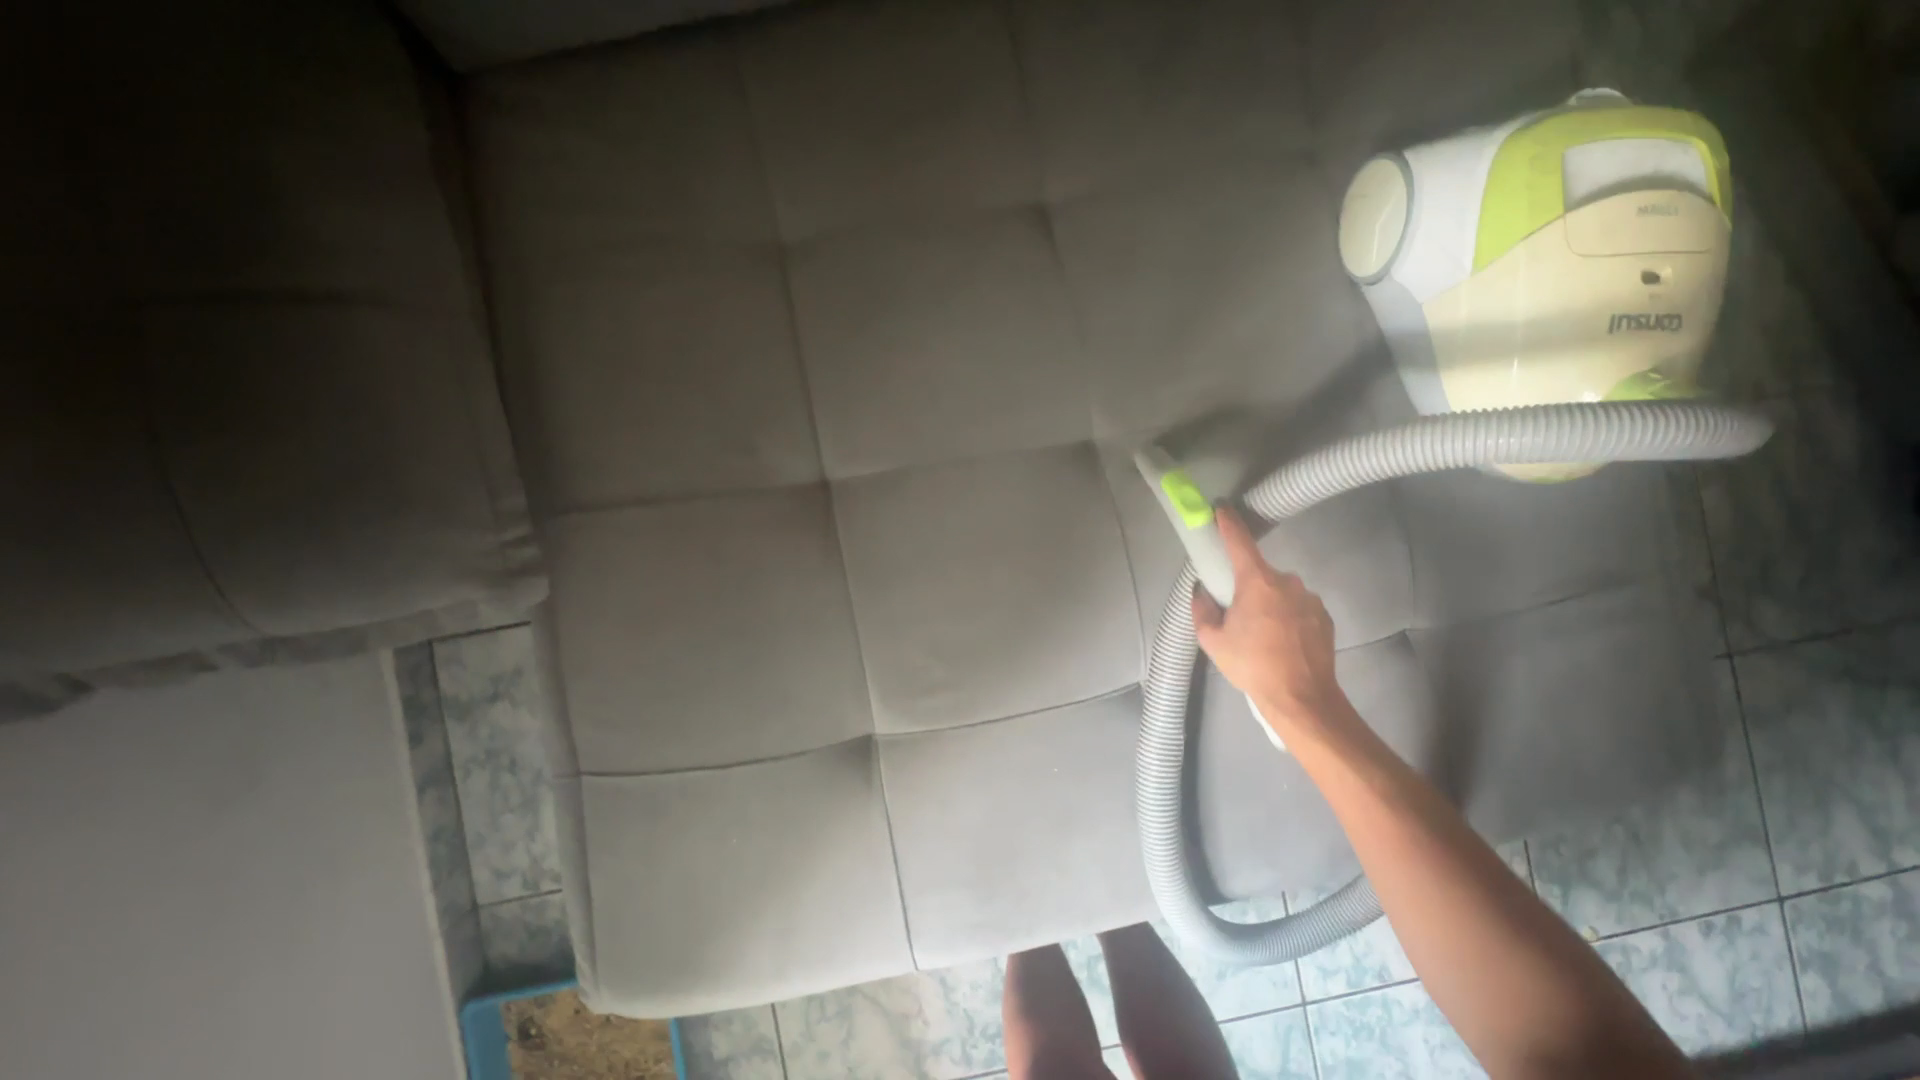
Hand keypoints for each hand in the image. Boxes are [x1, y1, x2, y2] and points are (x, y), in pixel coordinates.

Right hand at [1190, 506, 1352, 738]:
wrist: (1301, 697)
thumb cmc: (1252, 666)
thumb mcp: (1213, 641)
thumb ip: (1202, 611)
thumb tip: (1202, 593)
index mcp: (1257, 582)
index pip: (1239, 542)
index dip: (1228, 524)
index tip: (1221, 509)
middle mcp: (1287, 582)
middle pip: (1260, 574)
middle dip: (1248, 589)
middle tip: (1239, 618)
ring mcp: (1310, 599)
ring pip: (1281, 593)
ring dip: (1270, 606)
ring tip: (1263, 638)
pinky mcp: (1325, 617)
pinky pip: (1299, 609)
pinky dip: (1289, 619)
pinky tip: (1283, 645)